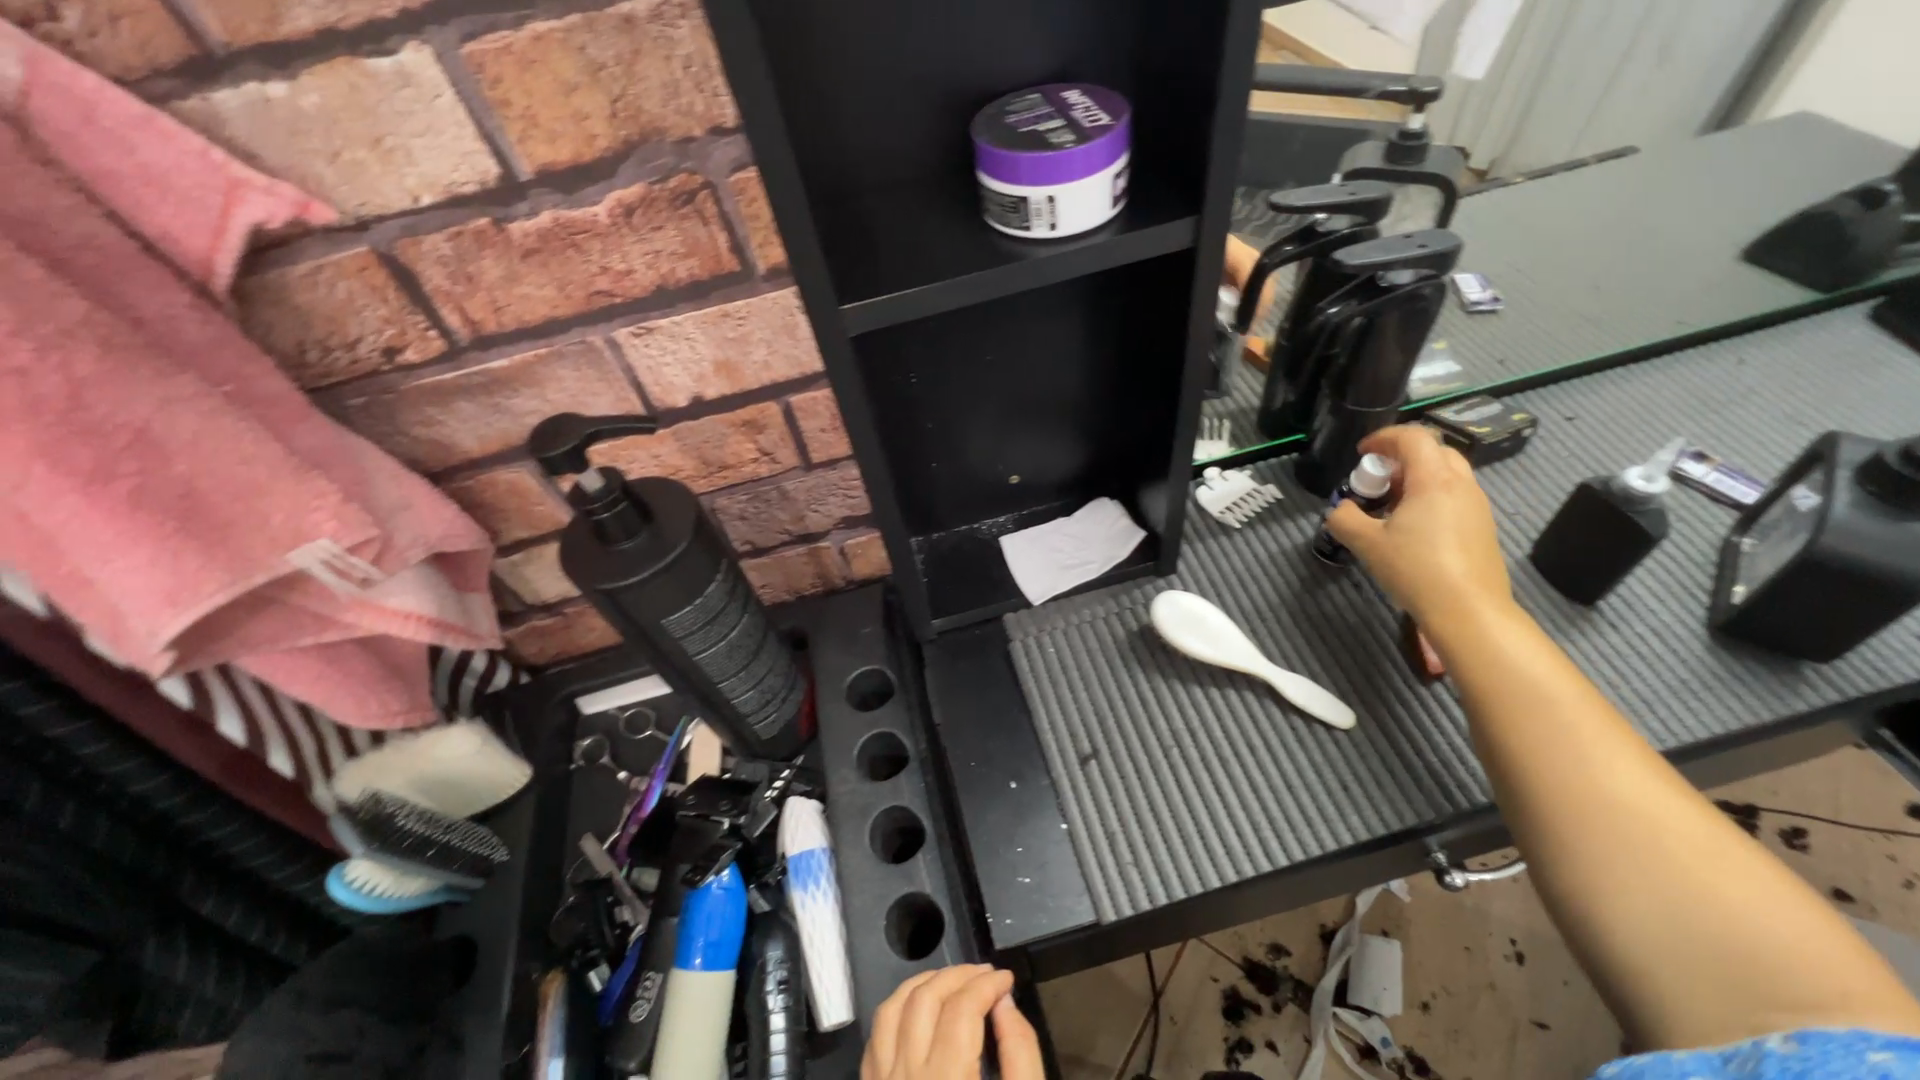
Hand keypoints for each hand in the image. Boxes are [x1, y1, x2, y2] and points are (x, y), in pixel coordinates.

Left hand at [862, 965, 1041, 1079]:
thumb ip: (1021, 1055)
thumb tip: (1005, 1004)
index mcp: (947, 1079)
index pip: (962, 1008)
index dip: (986, 984)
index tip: (1006, 980)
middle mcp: (906, 1074)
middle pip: (925, 1000)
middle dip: (958, 976)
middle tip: (985, 975)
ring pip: (893, 1009)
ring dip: (924, 984)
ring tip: (953, 983)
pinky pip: (876, 1036)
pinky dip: (898, 1010)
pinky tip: (920, 1010)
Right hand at [1325, 425, 1512, 630]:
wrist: (1469, 610)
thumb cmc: (1415, 570)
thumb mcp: (1366, 544)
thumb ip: (1344, 518)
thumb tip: (1340, 509)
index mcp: (1434, 480)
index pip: (1413, 437)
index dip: (1384, 438)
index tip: (1362, 454)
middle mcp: (1461, 485)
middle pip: (1434, 451)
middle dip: (1402, 456)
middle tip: (1378, 480)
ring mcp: (1477, 506)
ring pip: (1448, 474)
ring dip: (1418, 477)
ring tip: (1392, 506)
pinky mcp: (1482, 527)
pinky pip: (1456, 496)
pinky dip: (1432, 497)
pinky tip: (1414, 528)